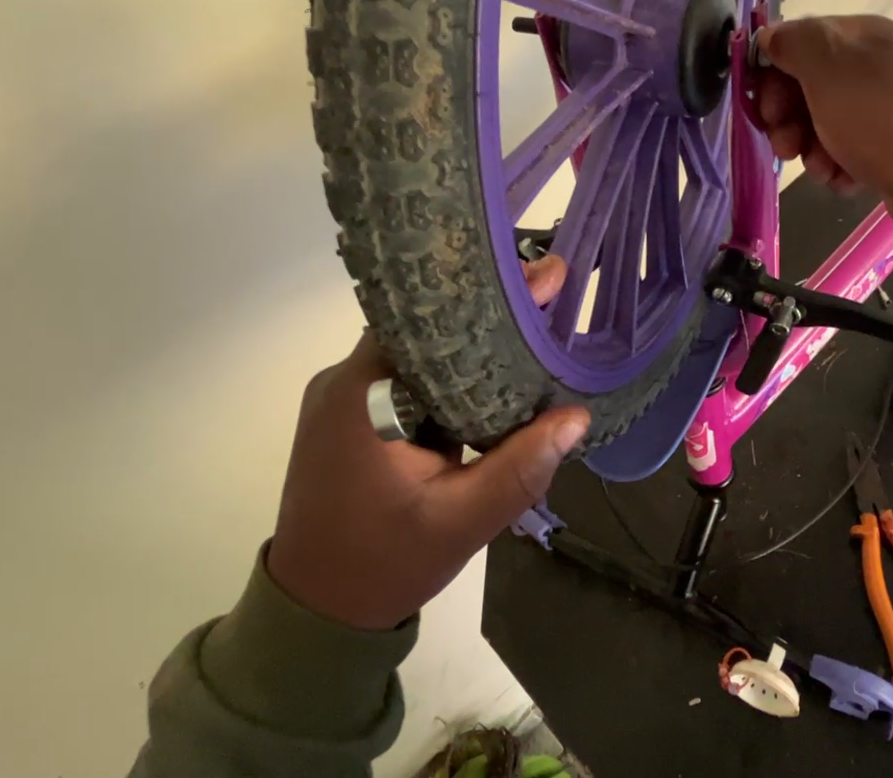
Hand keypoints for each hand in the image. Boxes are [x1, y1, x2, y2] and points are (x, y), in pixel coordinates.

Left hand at [265, 256, 589, 630]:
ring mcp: (344, 398)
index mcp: (362, 397)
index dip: (483, 297)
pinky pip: (407, 377)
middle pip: (422, 327)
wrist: (316, 612)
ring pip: (417, 350)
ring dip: (467, 344)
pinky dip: (448, 373)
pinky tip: (492, 378)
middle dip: (485, 313)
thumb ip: (518, 469)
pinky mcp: (351, 416)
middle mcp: (345, 382)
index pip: (424, 318)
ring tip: (530, 330)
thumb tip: (576, 416)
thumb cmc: (383, 566)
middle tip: (547, 299)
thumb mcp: (461, 523)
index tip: (539, 280)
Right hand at [754, 15, 892, 218]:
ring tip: (822, 168)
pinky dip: (838, 168)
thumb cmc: (882, 113)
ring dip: (810, 149)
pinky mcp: (892, 148)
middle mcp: (871, 67)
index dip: (770, 76)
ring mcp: (883, 109)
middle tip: (786, 147)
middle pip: (805, 88)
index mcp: (858, 37)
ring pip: (822, 125)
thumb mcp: (828, 65)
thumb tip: (769, 38)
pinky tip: (844, 179)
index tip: (764, 110)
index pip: (795, 45)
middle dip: (786, 120)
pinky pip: (847, 153)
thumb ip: (792, 43)